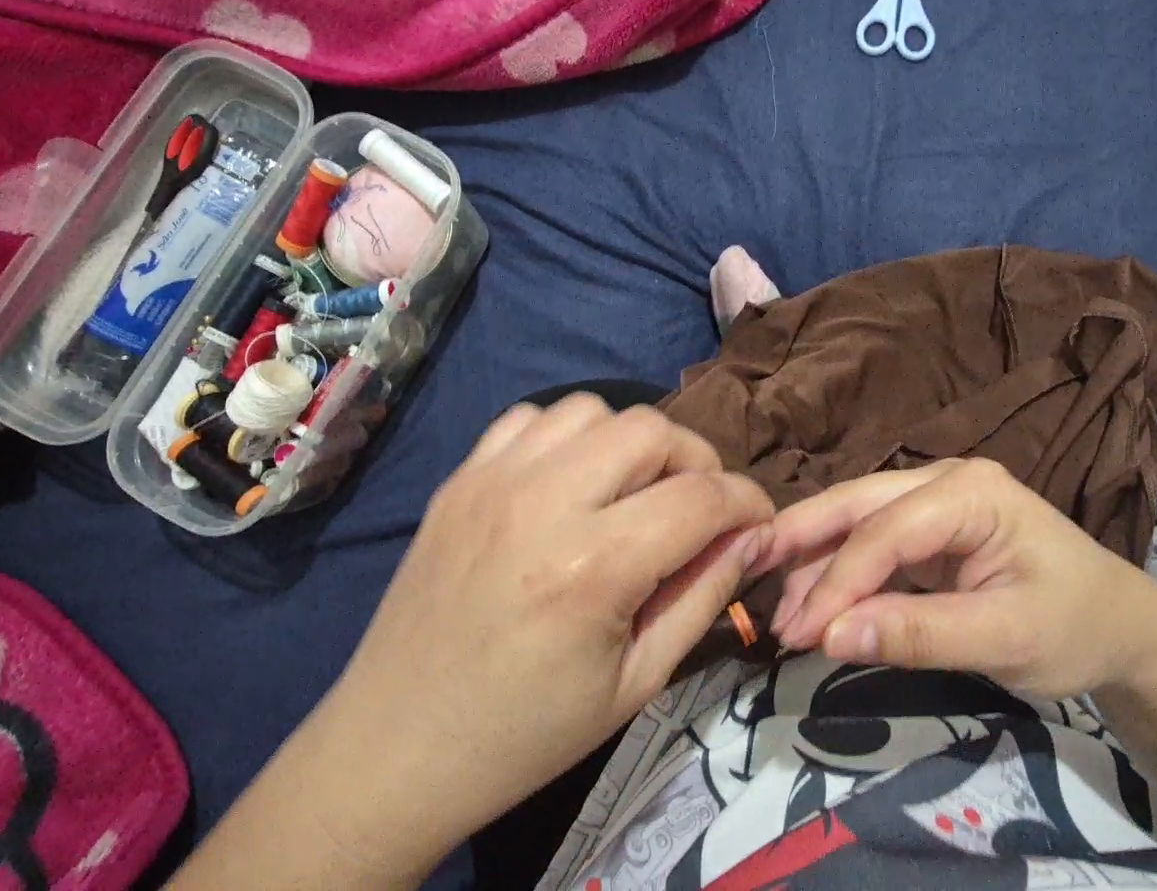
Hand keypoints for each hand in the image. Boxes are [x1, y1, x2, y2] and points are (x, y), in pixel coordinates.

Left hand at [304, 396, 774, 877]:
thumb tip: (753, 537)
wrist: (398, 745)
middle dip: (697, 461)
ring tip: (634, 492)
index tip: (757, 523)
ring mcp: (492, 482)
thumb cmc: (528, 732)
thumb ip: (704, 597)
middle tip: (700, 508)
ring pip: (593, 410)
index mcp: (593, 569)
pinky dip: (569, 437)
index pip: (702, 498)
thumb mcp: (638, 683)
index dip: (748, 503)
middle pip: (652, 431)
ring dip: (633, 443)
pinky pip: (531, 418)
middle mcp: (542, 503)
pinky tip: (571, 483)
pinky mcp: (460, 479)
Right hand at [759, 458, 1156, 698]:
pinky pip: (869, 547)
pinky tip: (813, 609)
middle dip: (802, 544)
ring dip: (815, 567)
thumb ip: (919, 634)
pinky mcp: (926, 532)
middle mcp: (943, 482)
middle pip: (855, 504)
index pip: (884, 531)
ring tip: (783, 622)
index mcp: (970, 492)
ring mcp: (932, 504)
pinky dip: (838, 577)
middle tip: (747, 584)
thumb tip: (829, 637)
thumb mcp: (1005, 638)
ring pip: (854, 523)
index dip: (838, 582)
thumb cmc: (1074, 627)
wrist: (1120, 629)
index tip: (801, 636)